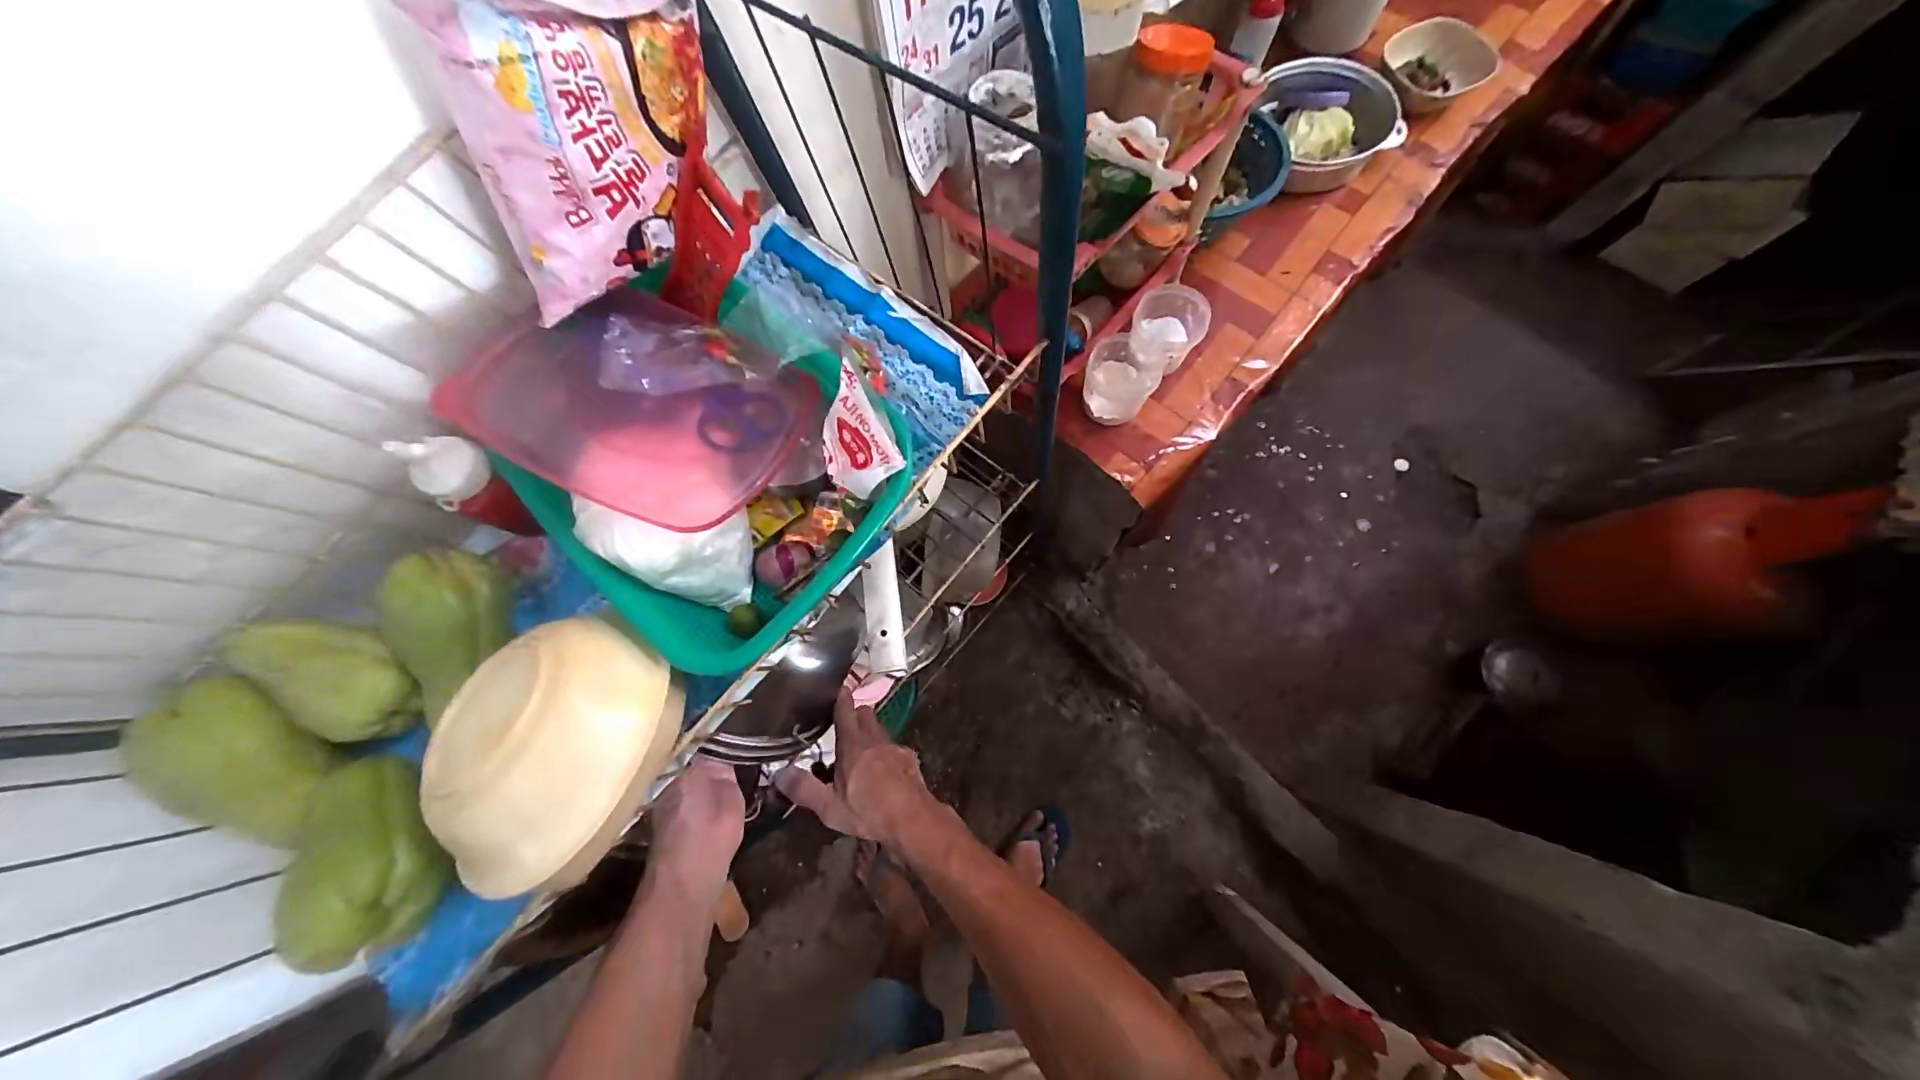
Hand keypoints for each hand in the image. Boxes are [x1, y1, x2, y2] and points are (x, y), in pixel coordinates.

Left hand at [645, 755, 745, 899]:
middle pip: (696, 773)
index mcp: (691, 773)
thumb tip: (725, 765)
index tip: (742, 764)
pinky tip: (705, 829)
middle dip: (713, 778)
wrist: (680, 886)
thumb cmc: (713, 839)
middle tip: (735, 788)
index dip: (727, 757)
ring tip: (722, 811)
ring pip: (688, 793)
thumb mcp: (733, 804)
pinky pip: (682, 811)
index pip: (711, 754)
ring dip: (702, 798)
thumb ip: (728, 780)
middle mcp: (671, 785)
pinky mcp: (659, 830)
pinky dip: (694, 816)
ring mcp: (661, 808)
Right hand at [775, 689, 935, 848]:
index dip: (841, 699)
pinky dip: (885, 752)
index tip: (838, 689)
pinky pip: (894, 748)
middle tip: (843, 725)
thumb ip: (804, 789)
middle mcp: (876, 740)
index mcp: (854, 746)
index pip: (846, 711)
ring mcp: (895, 748)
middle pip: (866, 714)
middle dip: (855, 714)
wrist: (913, 819)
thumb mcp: (830, 808)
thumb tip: (781, 773)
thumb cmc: (869, 811)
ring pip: (880, 730)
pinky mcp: (909, 760)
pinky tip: (882, 771)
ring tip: (859, 751)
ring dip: (870, 734)